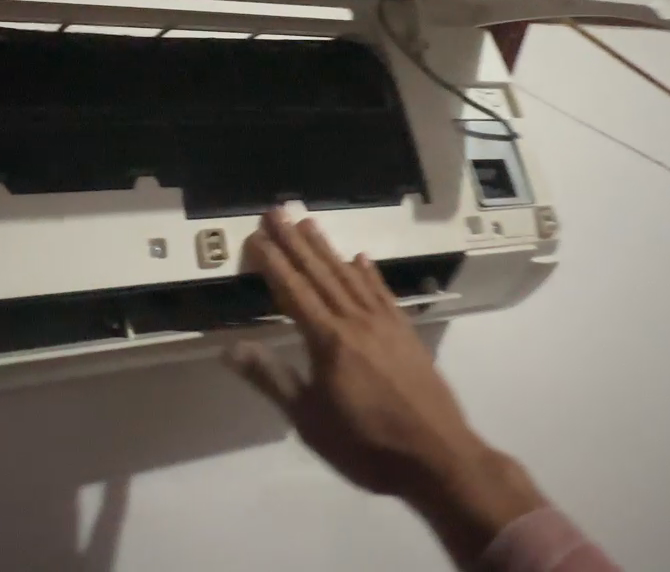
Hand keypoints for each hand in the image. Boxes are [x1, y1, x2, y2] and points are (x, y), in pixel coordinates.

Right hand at [226, 211, 541, 562]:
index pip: (293, 291)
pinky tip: (360, 258)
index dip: (272, 262)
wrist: (438, 457)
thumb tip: (230, 348)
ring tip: (308, 222)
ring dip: (326, 249)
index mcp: (328, 340)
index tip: (256, 235)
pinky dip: (369, 273)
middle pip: (319, 273)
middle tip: (276, 212)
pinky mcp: (405, 332)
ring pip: (349, 276)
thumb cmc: (365, 444)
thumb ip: (271, 378)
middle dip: (294, 242)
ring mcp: (384, 323)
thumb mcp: (309, 420)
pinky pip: (382, 293)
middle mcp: (355, 320)